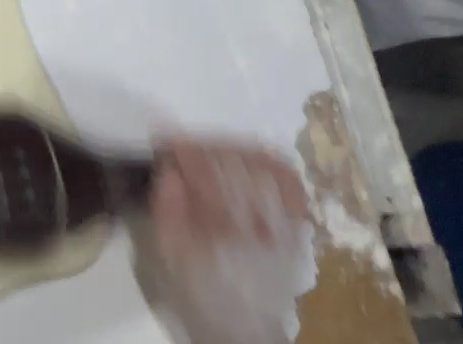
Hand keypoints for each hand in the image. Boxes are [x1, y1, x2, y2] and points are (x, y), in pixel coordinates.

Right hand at [136, 137, 310, 343]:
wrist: (243, 328)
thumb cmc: (197, 288)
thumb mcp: (168, 252)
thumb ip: (167, 207)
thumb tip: (169, 168)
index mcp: (225, 230)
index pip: (209, 173)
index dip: (185, 149)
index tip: (164, 138)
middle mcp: (263, 225)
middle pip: (238, 165)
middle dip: (206, 145)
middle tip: (183, 142)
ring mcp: (286, 226)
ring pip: (267, 168)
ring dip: (236, 150)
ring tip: (212, 148)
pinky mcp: (297, 228)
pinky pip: (291, 183)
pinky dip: (269, 163)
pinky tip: (248, 158)